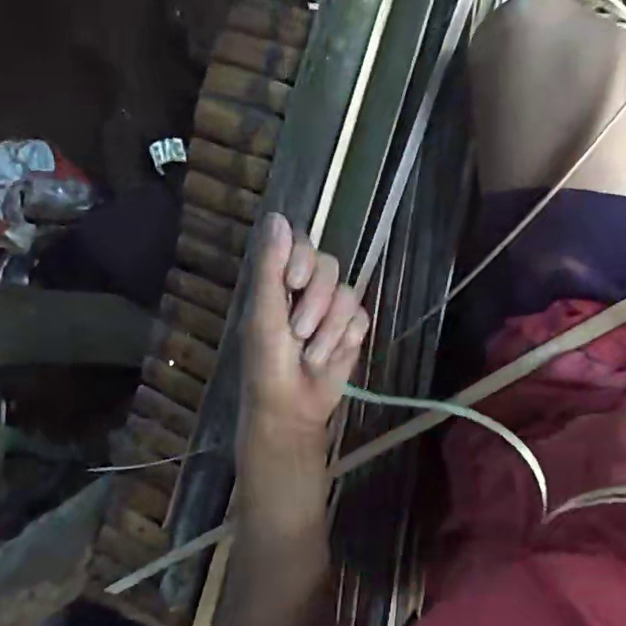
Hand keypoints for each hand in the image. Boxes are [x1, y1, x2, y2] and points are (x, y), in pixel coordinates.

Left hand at [242, 211, 368, 458]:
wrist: (293, 408)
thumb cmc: (267, 364)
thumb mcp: (264, 314)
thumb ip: (271, 267)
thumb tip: (277, 216)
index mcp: (281, 282)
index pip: (303, 245)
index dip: (304, 258)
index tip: (295, 282)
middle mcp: (309, 290)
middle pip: (330, 265)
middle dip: (316, 302)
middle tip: (299, 330)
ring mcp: (334, 310)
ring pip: (348, 293)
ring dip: (329, 329)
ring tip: (313, 354)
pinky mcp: (354, 330)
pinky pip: (362, 317)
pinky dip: (346, 338)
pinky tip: (333, 355)